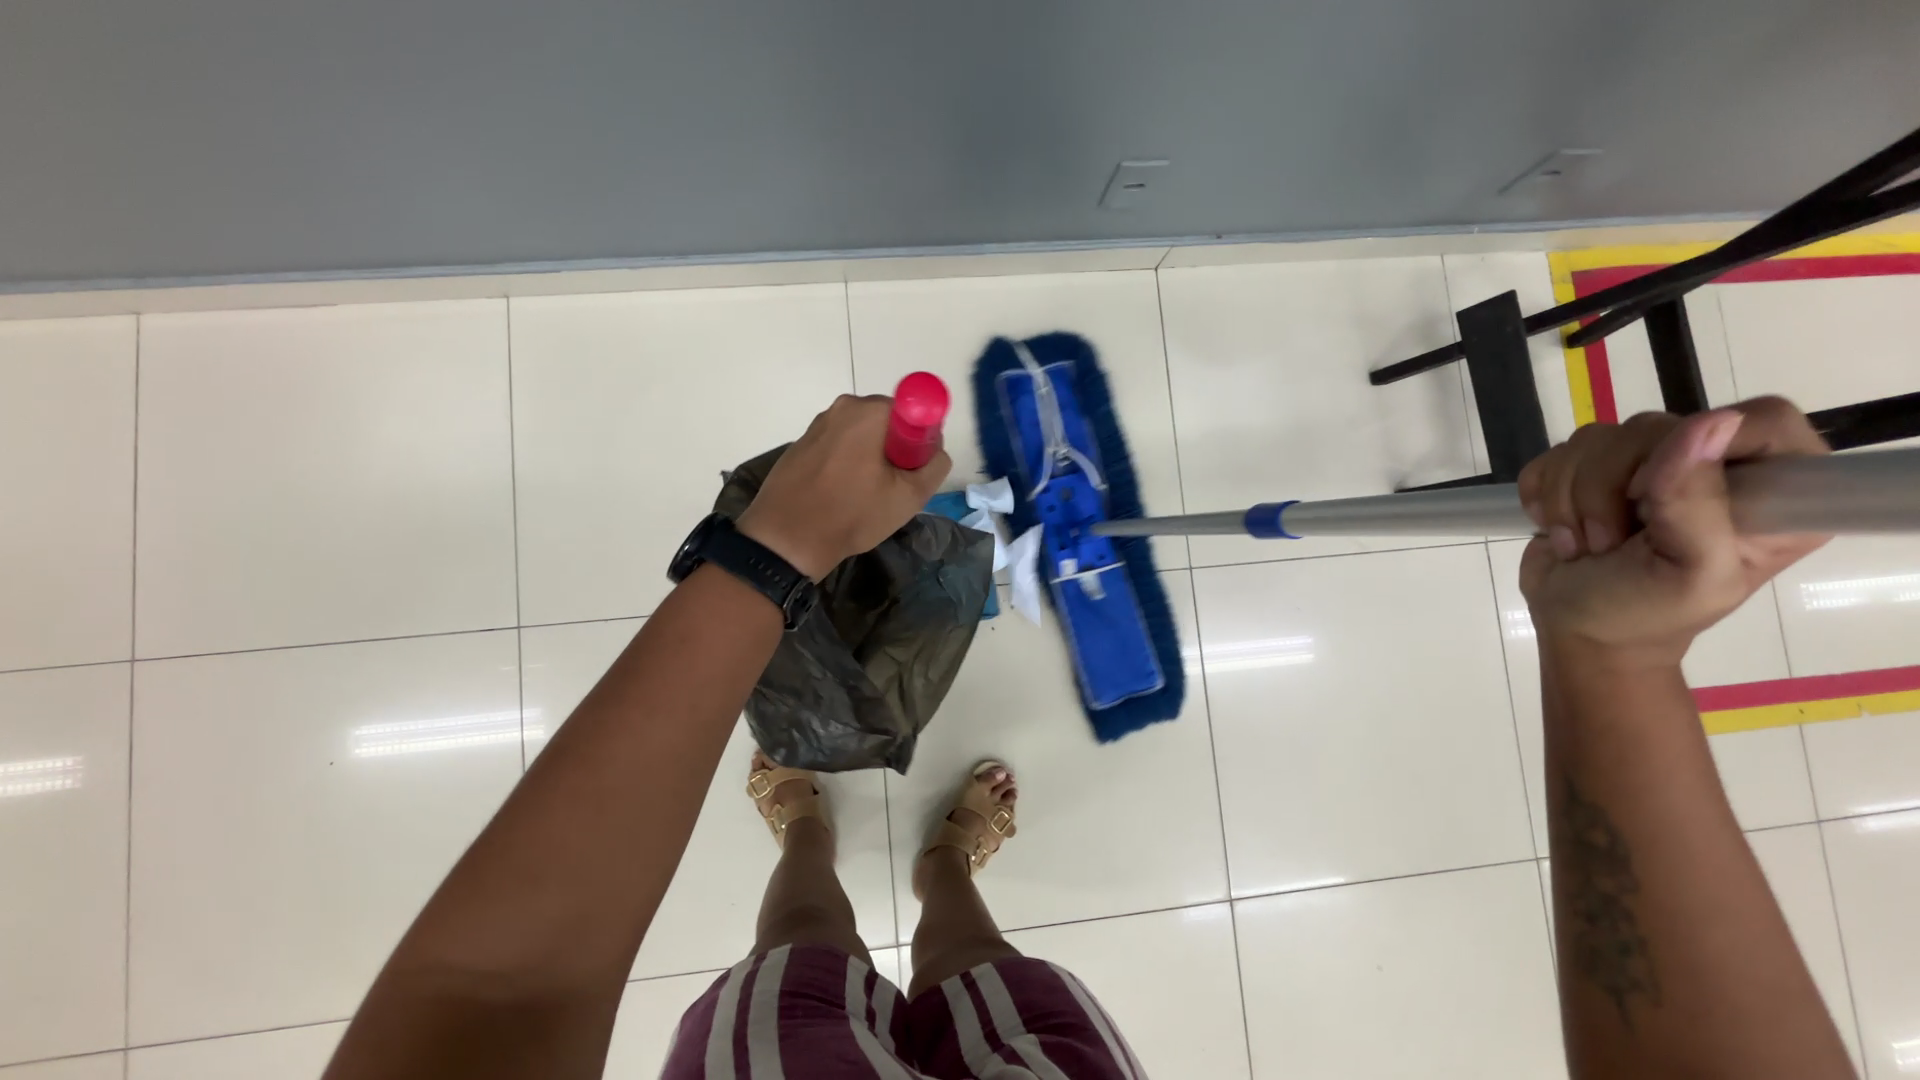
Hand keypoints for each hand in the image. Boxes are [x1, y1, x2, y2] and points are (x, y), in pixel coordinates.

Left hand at [736, 394, 951, 579]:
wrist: (787, 539)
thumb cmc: (853, 514)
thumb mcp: (910, 496)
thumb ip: (935, 464)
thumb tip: (934, 449)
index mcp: (870, 411)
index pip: (914, 410)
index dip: (920, 440)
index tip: (912, 470)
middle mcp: (842, 407)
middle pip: (888, 421)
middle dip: (897, 449)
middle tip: (893, 487)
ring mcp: (818, 425)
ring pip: (863, 436)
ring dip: (872, 459)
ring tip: (865, 495)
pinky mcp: (802, 444)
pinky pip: (839, 447)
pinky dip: (847, 465)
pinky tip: (840, 495)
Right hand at [1517, 397, 1830, 662]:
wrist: (1580, 631)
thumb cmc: (1647, 615)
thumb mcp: (1691, 574)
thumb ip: (1701, 503)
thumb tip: (1710, 422)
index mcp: (1769, 492)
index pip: (1759, 420)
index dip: (1701, 444)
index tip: (1656, 495)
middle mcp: (1711, 468)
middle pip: (1654, 427)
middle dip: (1609, 486)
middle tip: (1609, 541)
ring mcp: (1646, 466)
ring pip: (1595, 439)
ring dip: (1570, 499)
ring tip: (1583, 545)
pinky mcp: (1586, 471)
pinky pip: (1554, 453)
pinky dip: (1542, 494)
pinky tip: (1557, 527)